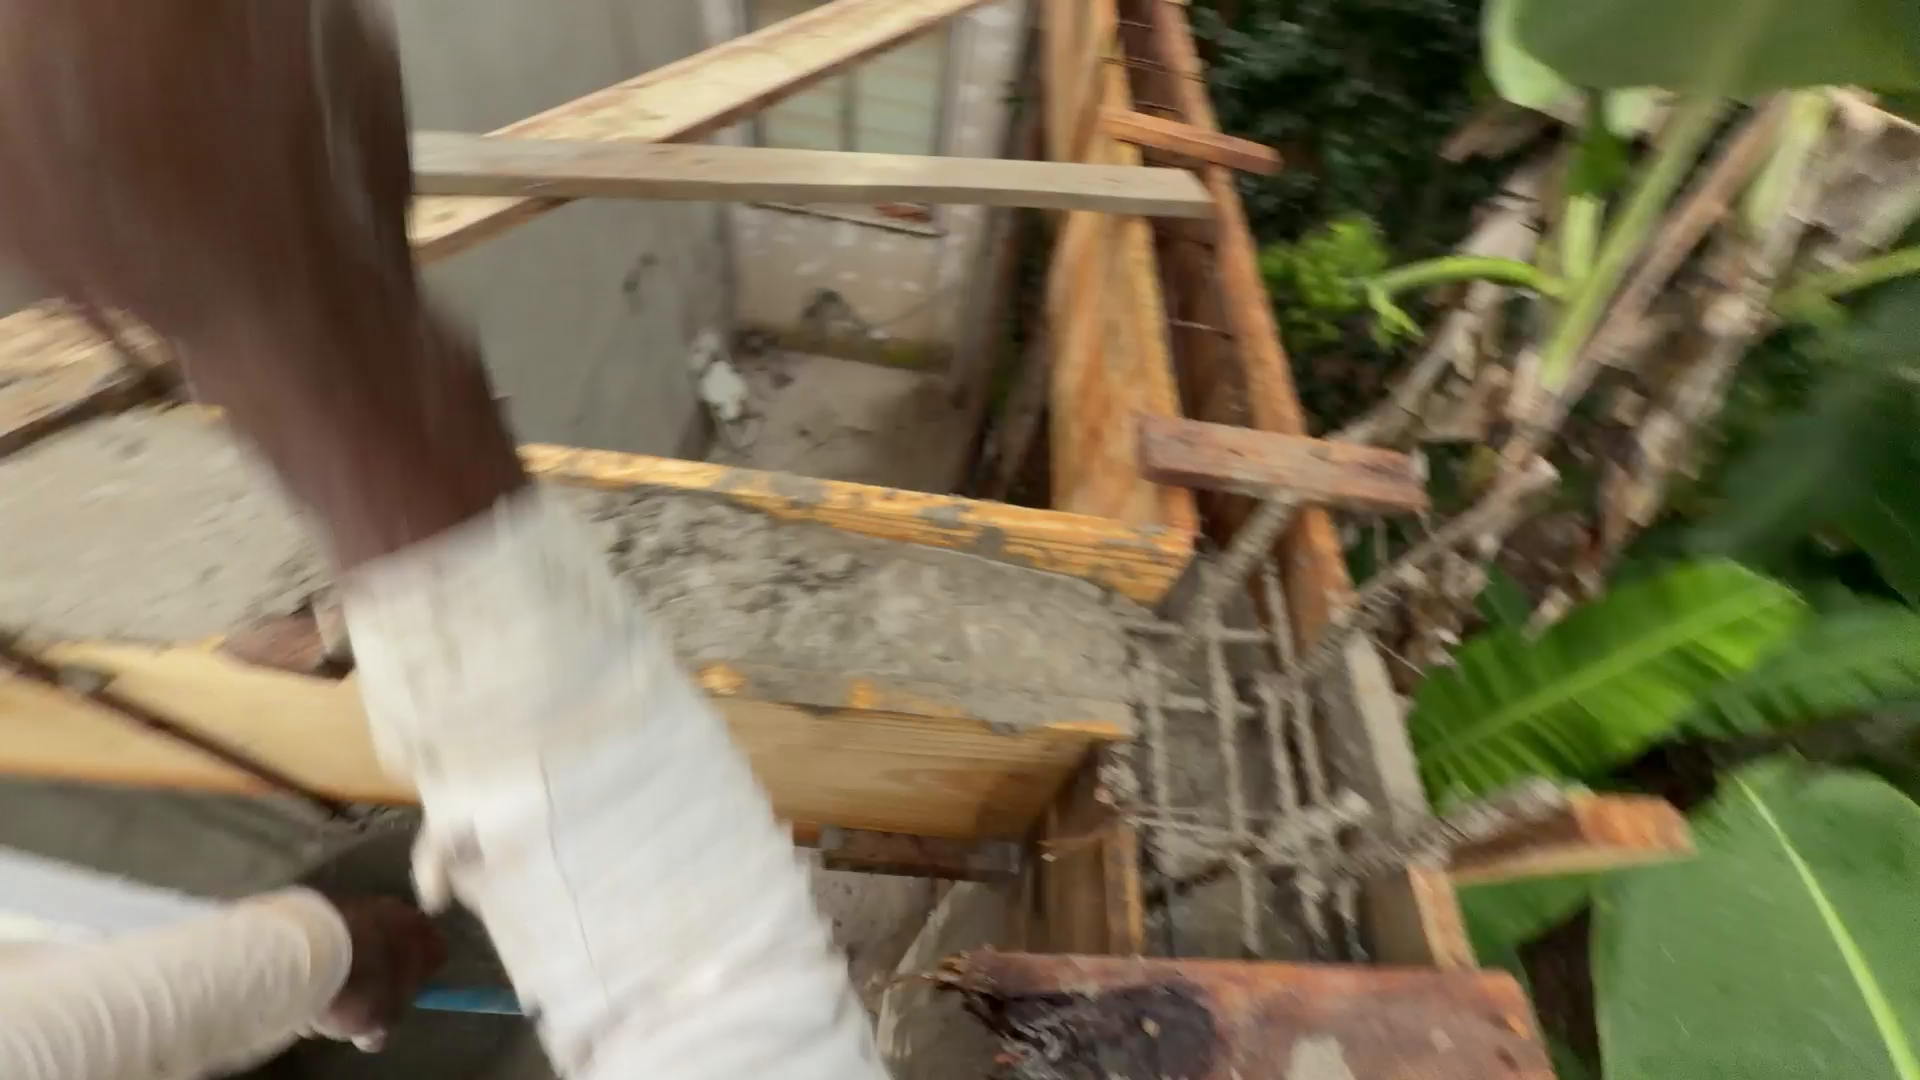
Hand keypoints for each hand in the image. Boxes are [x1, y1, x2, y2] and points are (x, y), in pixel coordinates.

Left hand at [320, 895, 447, 1049]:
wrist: (312, 952)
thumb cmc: (360, 987)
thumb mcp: (377, 1022)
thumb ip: (385, 1026)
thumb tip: (378, 1033)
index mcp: (428, 939)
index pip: (436, 959)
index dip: (416, 983)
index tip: (394, 1003)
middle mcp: (407, 916)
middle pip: (398, 949)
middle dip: (379, 974)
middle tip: (354, 1002)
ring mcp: (372, 905)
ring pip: (366, 941)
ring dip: (352, 963)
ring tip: (322, 995)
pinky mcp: (337, 905)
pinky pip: (339, 934)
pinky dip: (330, 952)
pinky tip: (310, 975)